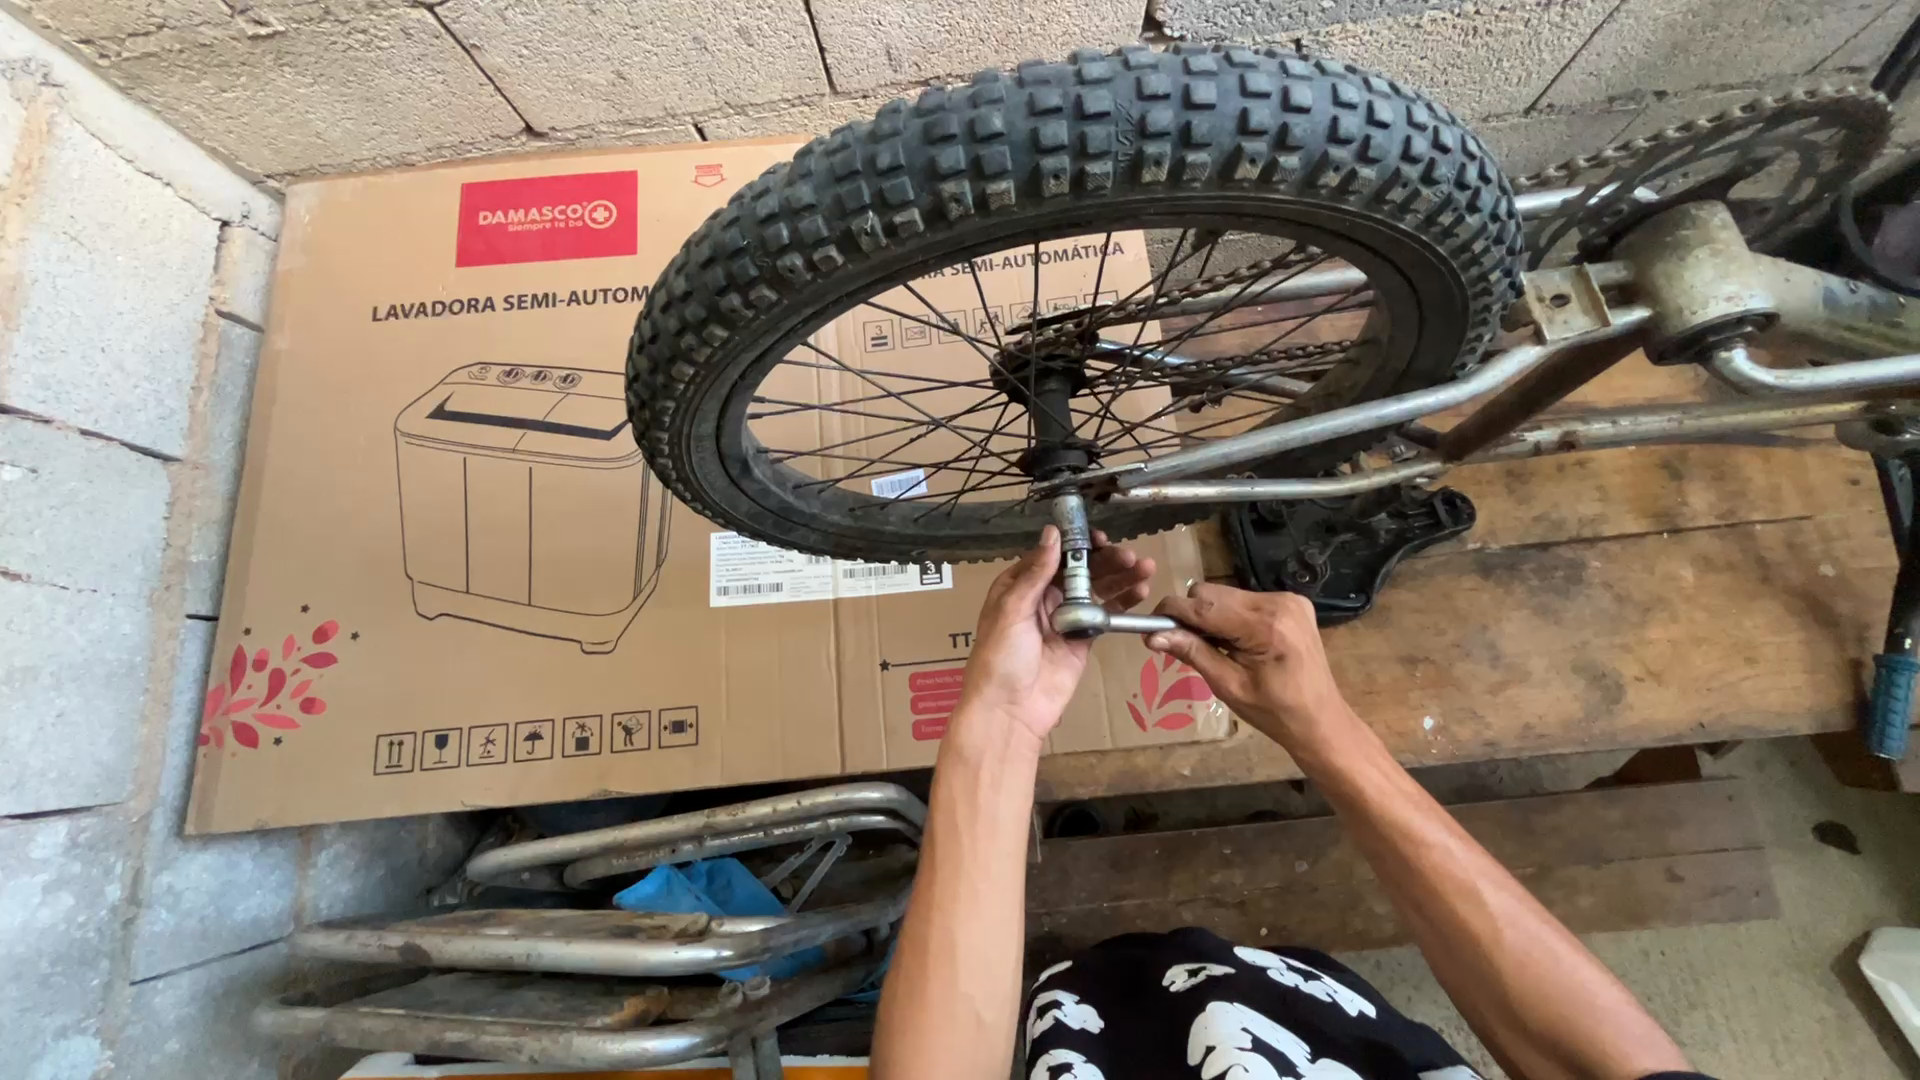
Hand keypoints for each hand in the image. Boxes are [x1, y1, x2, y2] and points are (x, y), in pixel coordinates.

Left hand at [955, 526, 1154, 747]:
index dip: (1077, 543)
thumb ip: (1035, 573)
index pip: (1053, 555)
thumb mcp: (1012, 610)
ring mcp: (1065, 618)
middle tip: (1128, 556)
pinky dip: (1122, 602)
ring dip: (1120, 578)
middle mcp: (1043, 598)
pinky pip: (1105, 615)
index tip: (1100, 537)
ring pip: (1096, 589)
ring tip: (1144, 568)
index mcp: (1019, 586)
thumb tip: (1052, 532)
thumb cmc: (1000, 657)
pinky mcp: (1083, 640)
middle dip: (1105, 561)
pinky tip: (1140, 591)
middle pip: (1079, 570)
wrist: (1010, 711)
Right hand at [1145, 584, 1361, 754]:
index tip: (1149, 626)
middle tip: (1185, 644)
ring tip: (1216, 646)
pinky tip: (1237, 640)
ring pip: (1225, 593)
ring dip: (1210, 615)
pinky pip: (1243, 599)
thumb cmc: (1274, 711)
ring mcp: (1288, 599)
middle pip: (1211, 593)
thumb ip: (1192, 653)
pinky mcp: (1291, 602)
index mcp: (1265, 626)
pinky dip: (1230, 615)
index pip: (1203, 605)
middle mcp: (1278, 602)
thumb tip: (1153, 636)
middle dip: (1191, 615)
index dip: (1171, 612)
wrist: (1321, 720)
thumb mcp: (1227, 686)